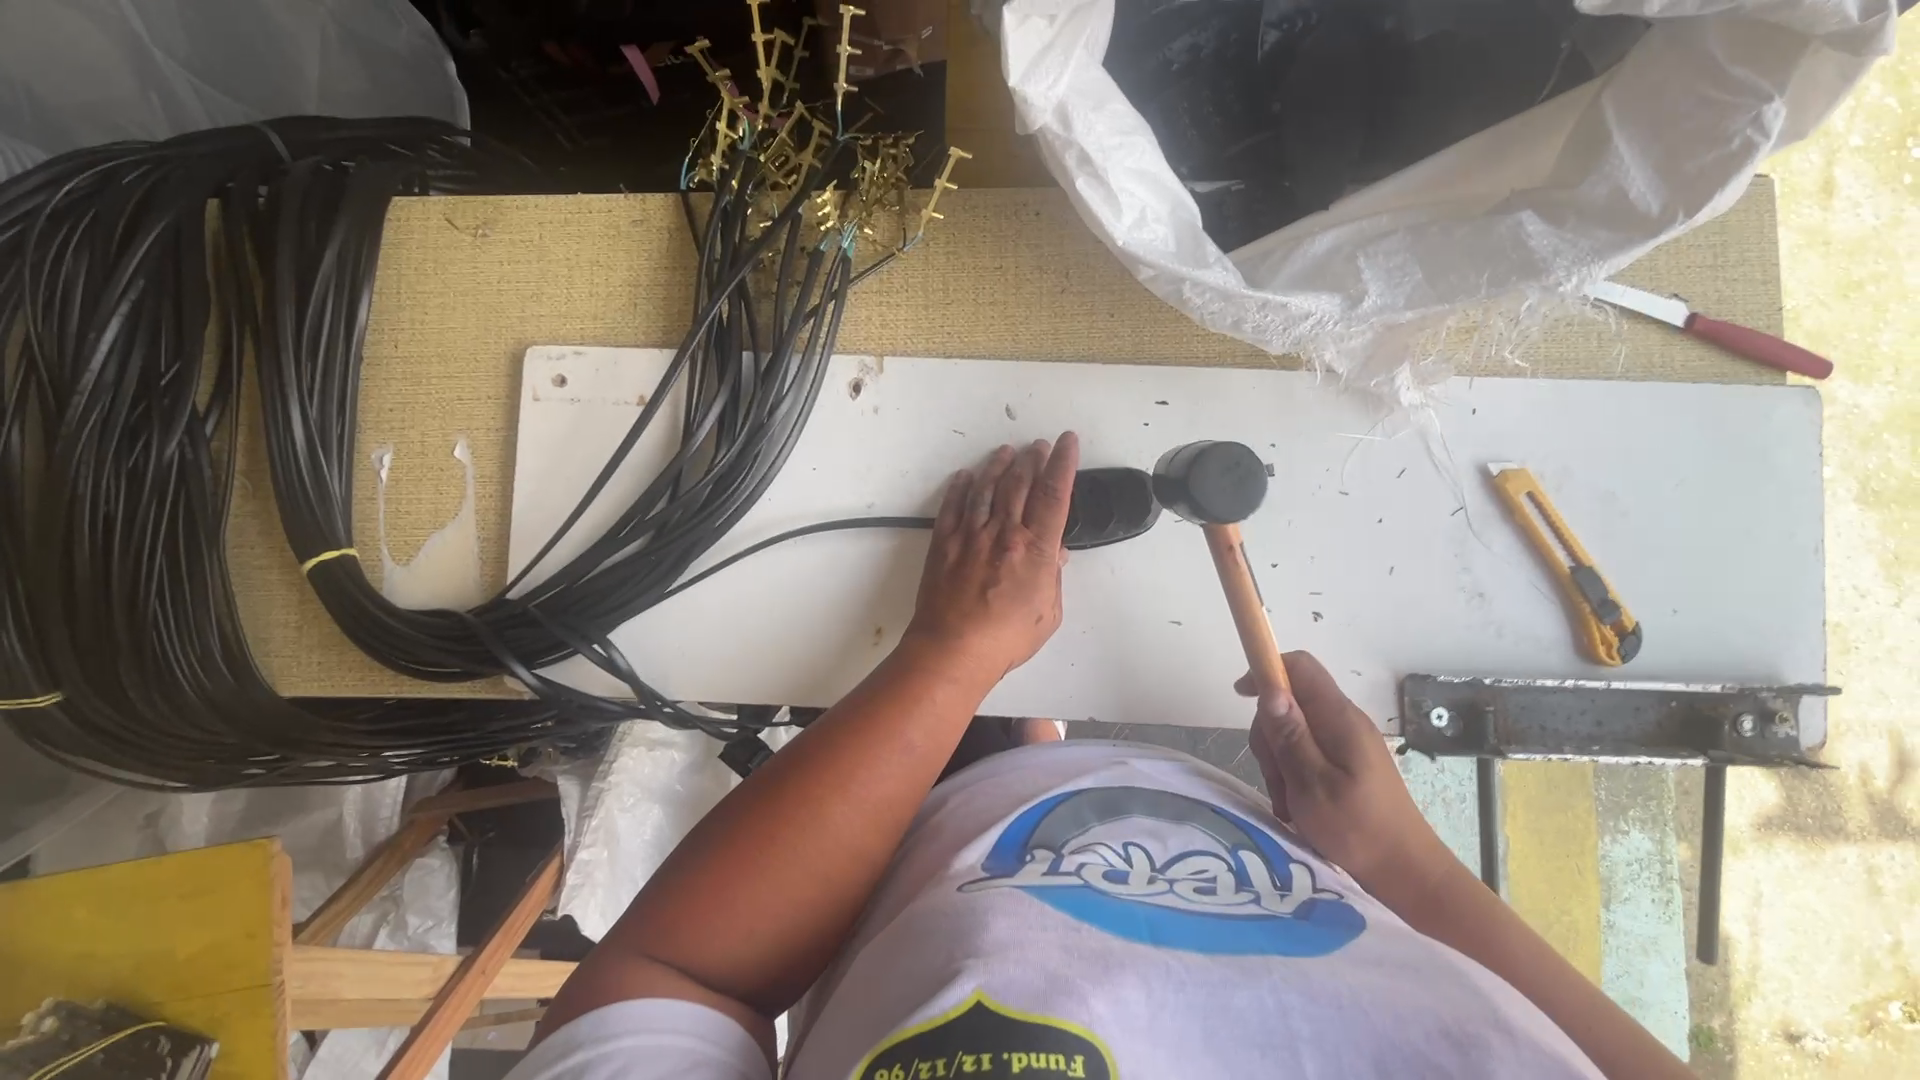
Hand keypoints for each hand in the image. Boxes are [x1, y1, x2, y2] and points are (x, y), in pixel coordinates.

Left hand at [904, 433, 1079, 677]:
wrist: (953, 649)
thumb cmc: (1004, 639)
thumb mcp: (1048, 613)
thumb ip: (1053, 578)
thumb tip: (1057, 554)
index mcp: (1034, 549)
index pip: (1054, 494)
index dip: (1063, 464)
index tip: (1067, 443)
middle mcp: (1003, 533)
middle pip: (1019, 483)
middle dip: (1032, 459)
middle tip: (1038, 446)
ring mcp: (970, 536)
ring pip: (986, 487)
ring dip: (998, 465)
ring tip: (1006, 452)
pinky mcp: (943, 544)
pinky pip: (952, 506)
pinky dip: (960, 487)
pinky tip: (965, 476)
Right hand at [1236, 651, 1452, 888]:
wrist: (1406, 874)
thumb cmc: (1358, 830)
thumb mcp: (1312, 785)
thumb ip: (1290, 736)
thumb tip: (1270, 688)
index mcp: (1339, 719)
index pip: (1300, 666)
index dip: (1266, 671)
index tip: (1240, 696)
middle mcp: (1344, 722)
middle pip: (1289, 701)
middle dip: (1269, 733)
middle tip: (1274, 775)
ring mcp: (1347, 743)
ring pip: (1293, 729)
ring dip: (1278, 760)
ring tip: (1286, 800)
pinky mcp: (1347, 763)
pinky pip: (1306, 752)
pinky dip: (1292, 773)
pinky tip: (1295, 805)